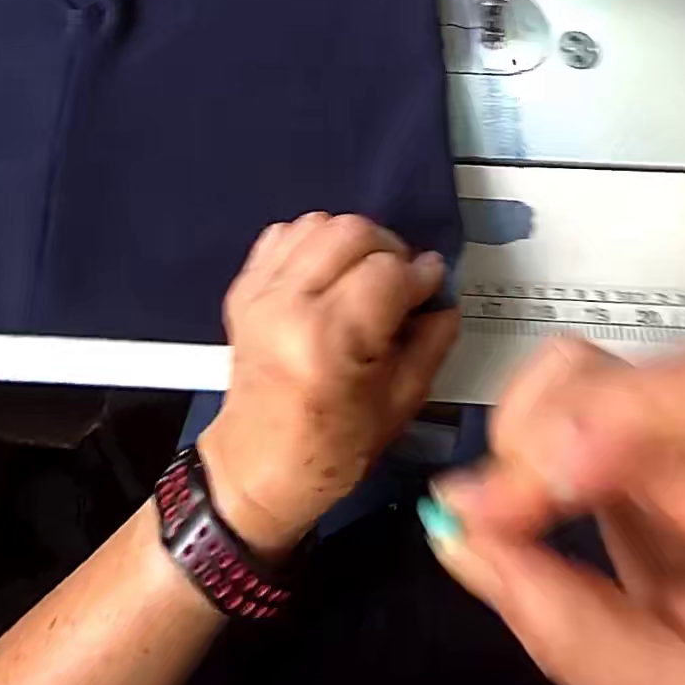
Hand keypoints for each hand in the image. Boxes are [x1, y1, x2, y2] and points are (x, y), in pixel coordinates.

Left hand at [197, 213, 461, 556]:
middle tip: (399, 279)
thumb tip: (442, 294)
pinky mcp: (242, 290)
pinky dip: (310, 243)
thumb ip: (430, 340)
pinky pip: (281, 236)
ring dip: (349, 241)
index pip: (387, 270)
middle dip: (388, 248)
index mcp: (328, 338)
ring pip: (315, 224)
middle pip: (349, 231)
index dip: (420, 274)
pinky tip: (324, 273)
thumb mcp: (400, 404)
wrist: (257, 461)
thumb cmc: (331, 448)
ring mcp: (258, 292)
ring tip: (362, 274)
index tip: (430, 285)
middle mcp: (286, 304)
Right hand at [424, 339, 684, 684]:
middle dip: (535, 433)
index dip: (607, 412)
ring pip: (577, 379)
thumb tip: (460, 540)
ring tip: (496, 510)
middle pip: (622, 377)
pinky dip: (512, 448)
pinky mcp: (634, 465)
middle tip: (488, 515)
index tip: (542, 485)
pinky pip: (556, 415)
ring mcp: (684, 458)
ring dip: (515, 433)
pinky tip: (507, 503)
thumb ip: (587, 644)